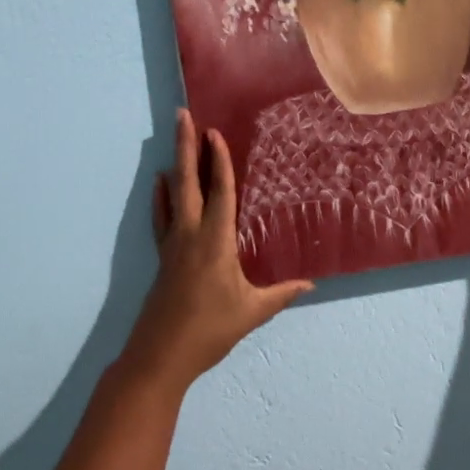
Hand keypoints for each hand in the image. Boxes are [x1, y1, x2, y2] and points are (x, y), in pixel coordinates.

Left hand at [120, 109, 313, 388]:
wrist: (160, 355)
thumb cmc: (210, 331)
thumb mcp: (252, 312)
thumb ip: (281, 294)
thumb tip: (311, 283)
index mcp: (215, 242)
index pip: (219, 193)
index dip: (218, 161)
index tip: (214, 132)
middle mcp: (191, 235)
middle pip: (188, 182)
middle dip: (185, 146)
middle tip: (183, 115)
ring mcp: (173, 245)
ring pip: (172, 195)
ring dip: (174, 165)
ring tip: (175, 139)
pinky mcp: (162, 257)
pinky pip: (161, 218)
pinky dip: (160, 197)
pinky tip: (159, 184)